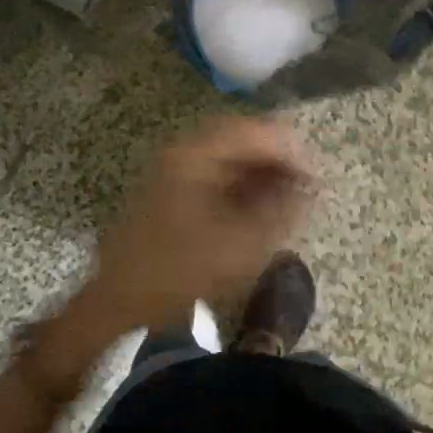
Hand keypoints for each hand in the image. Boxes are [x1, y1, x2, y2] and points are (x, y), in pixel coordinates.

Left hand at [80, 117, 314, 336]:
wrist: (117, 301)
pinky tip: (255, 211)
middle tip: (303, 189)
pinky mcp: (169, 189)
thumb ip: (281, 211)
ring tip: (285, 203)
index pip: (254, 131)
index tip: (315, 178)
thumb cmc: (178, 273)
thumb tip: (311, 188)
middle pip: (241, 139)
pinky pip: (213, 173)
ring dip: (259, 174)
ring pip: (228, 157)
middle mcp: (182, 151)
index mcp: (196, 155)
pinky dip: (239, 186)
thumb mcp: (240, 246)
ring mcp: (172, 168)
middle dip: (276, 161)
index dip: (291, 150)